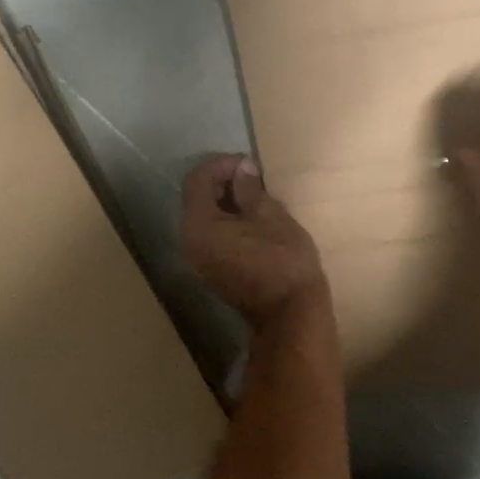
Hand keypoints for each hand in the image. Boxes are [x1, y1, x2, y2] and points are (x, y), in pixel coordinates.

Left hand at [180, 154, 328, 327]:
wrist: (290, 315)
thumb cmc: (282, 261)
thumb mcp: (270, 215)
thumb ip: (249, 189)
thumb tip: (242, 169)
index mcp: (198, 226)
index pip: (197, 180)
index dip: (221, 165)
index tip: (249, 163)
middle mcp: (189, 242)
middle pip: (196, 198)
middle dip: (222, 181)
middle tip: (253, 176)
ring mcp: (199, 260)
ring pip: (204, 218)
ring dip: (226, 201)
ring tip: (256, 195)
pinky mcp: (212, 271)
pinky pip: (211, 236)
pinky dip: (227, 221)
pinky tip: (252, 219)